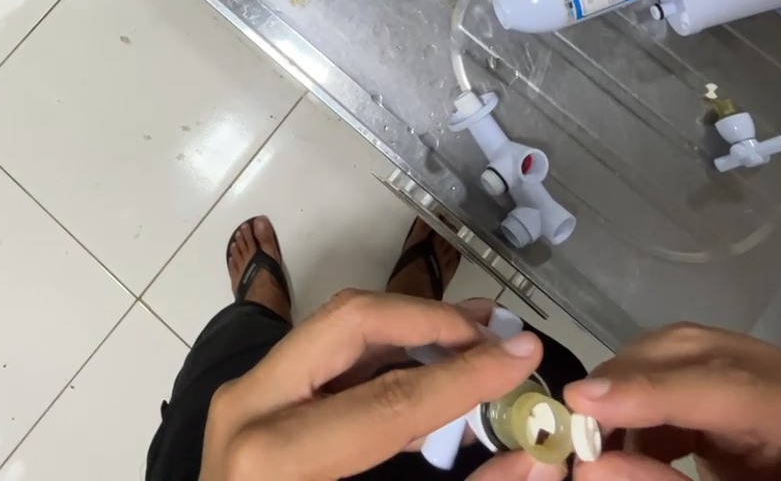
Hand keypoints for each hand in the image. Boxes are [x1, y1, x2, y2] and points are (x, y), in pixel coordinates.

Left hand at [201, 289, 564, 480]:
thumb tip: (530, 459)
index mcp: (273, 455)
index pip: (387, 400)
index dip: (463, 376)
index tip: (523, 352)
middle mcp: (251, 403)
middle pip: (351, 323)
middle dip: (431, 321)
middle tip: (495, 330)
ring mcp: (250, 390)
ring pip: (340, 325)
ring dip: (413, 325)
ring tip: (477, 329)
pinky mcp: (259, 390)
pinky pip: (331, 353)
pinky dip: (387, 350)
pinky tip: (432, 357)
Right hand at [566, 324, 780, 480]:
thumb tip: (591, 467)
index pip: (740, 388)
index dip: (657, 392)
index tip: (581, 401)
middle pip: (706, 355)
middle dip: (630, 381)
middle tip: (572, 421)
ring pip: (688, 356)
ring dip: (632, 391)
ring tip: (593, 436)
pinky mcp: (762, 391)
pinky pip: (691, 382)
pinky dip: (653, 411)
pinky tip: (630, 443)